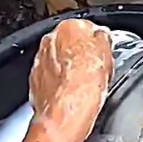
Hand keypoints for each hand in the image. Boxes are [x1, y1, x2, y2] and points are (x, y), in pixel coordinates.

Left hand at [29, 20, 111, 141]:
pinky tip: (72, 92)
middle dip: (80, 53)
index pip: (87, 27)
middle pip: (70, 42)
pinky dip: (60, 83)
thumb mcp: (107, 55)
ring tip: (84, 83)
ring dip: (69, 68)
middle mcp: (50, 40)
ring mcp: (40, 60)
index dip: (98, 41)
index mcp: (69, 27)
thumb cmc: (84, 86)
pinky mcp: (35, 80)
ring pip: (59, 59)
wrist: (64, 114)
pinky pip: (50, 76)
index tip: (104, 50)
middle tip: (95, 68)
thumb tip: (102, 37)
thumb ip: (103, 39)